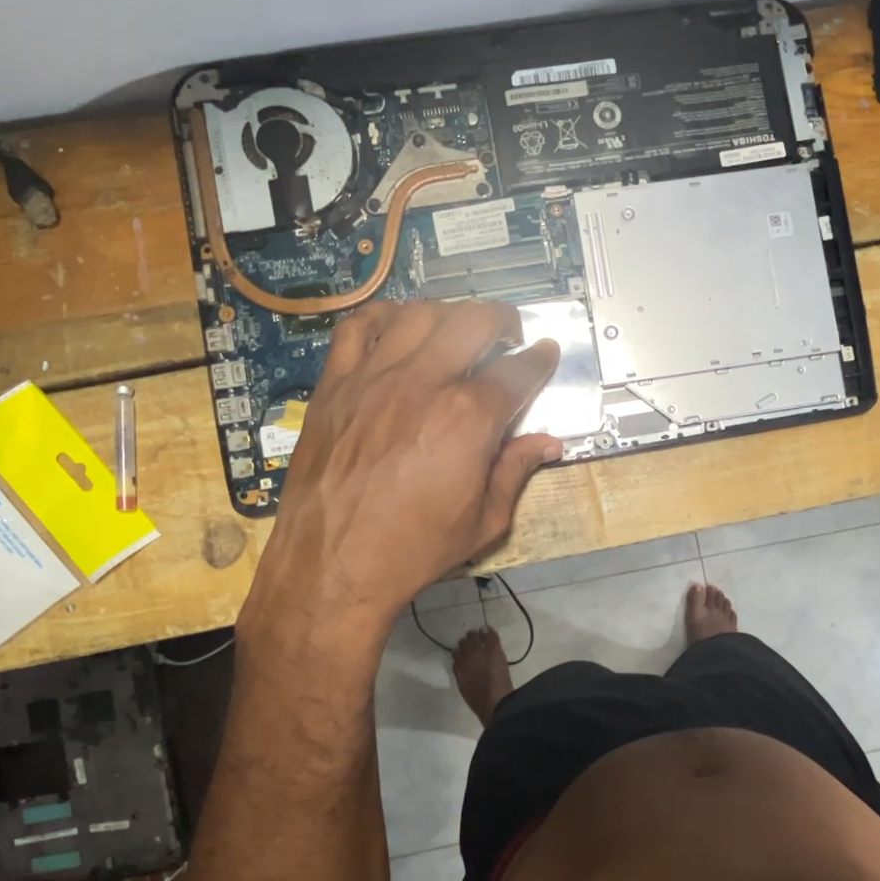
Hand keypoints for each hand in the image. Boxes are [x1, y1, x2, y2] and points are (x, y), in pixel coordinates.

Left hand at [241, 299, 560, 644]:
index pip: (517, 370)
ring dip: (449, 313)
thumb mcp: (484, 521)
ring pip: (418, 314)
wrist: (332, 566)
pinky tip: (397, 326)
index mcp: (468, 418)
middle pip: (472, 321)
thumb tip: (547, 444)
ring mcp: (374, 378)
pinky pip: (357, 327)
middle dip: (502, 319)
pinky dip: (382, 315)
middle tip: (509, 333)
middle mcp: (424, 383)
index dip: (539, 359)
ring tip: (458, 329)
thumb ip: (516, 471)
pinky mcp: (335, 385)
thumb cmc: (413, 551)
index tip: (546, 352)